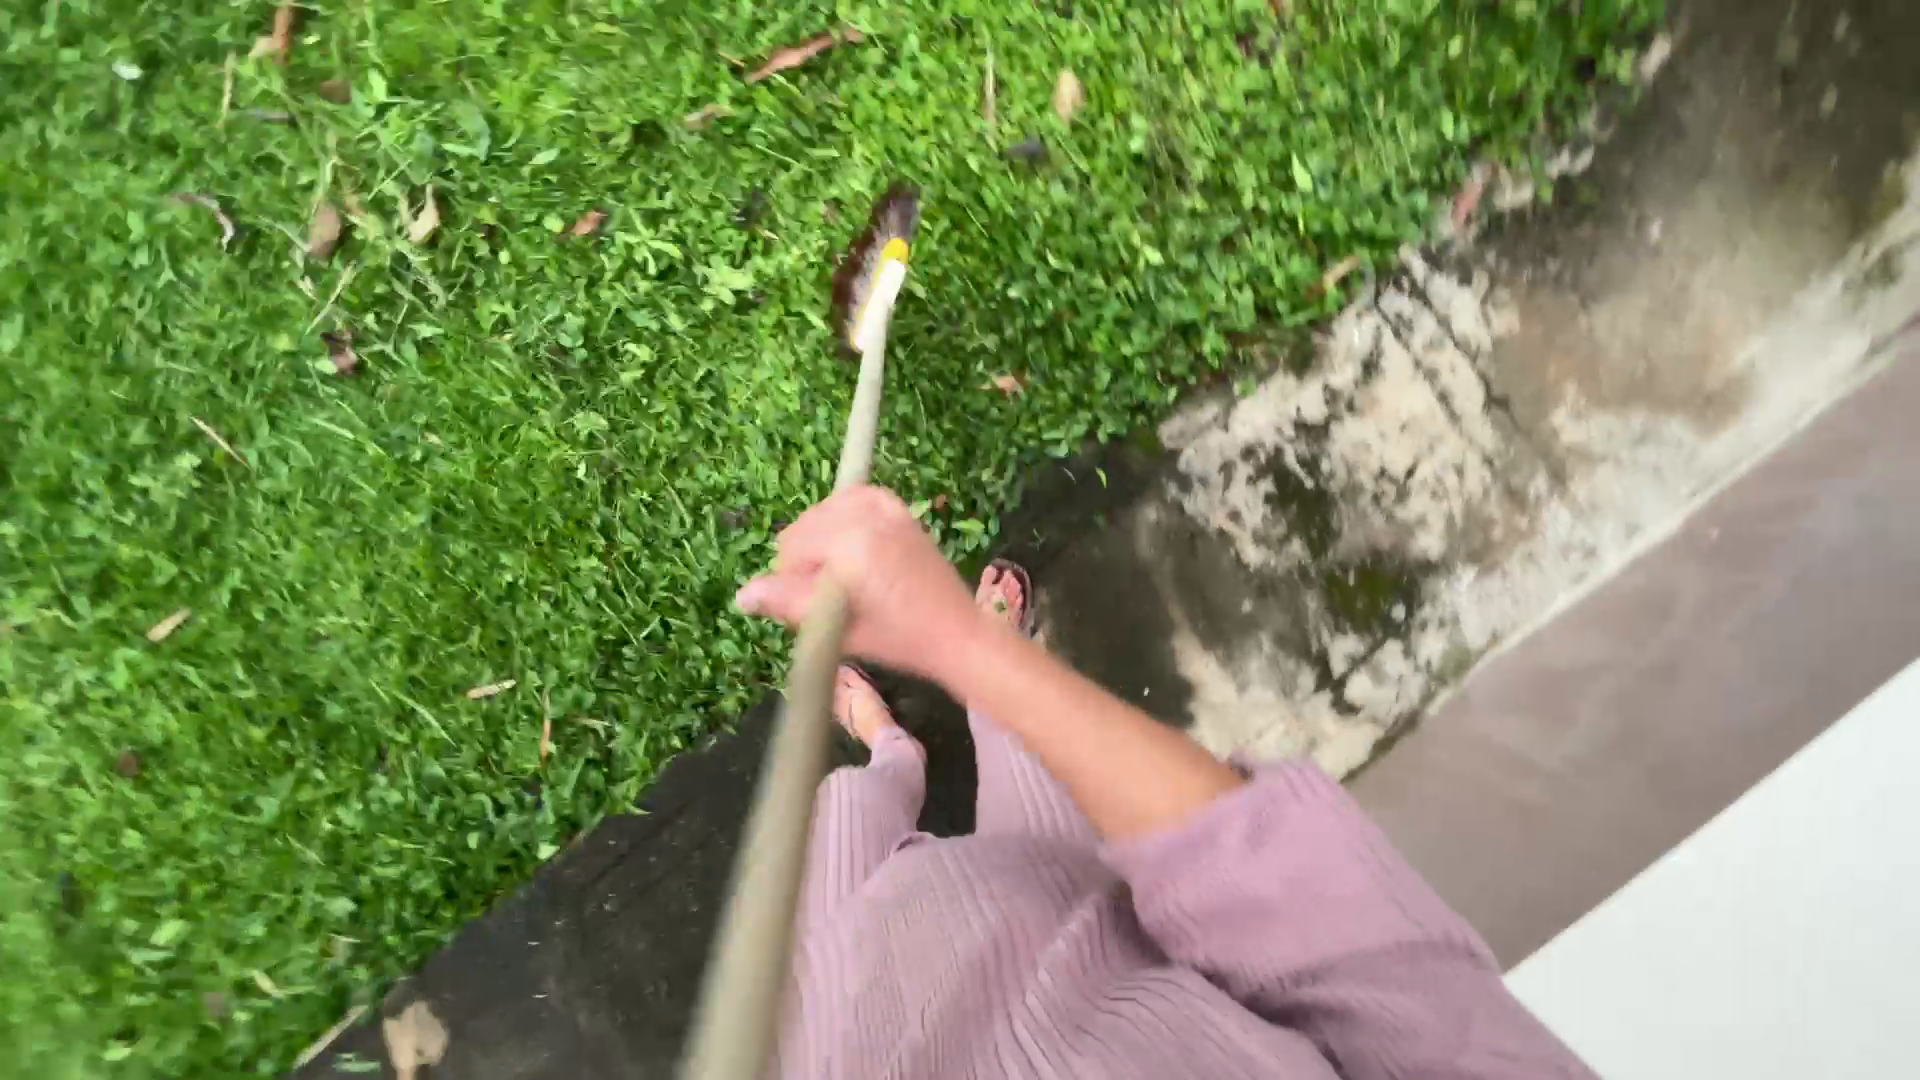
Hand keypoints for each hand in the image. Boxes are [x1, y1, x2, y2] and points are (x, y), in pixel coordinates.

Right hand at [735, 486, 988, 682]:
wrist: (955, 630)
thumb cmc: (899, 639)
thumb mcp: (837, 628)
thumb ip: (789, 604)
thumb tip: (741, 595)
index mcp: (852, 544)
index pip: (790, 550)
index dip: (792, 584)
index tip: (818, 609)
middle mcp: (867, 515)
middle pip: (800, 529)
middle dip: (805, 562)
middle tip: (835, 597)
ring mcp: (884, 506)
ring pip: (820, 514)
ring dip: (821, 542)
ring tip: (847, 577)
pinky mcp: (895, 506)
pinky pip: (848, 500)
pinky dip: (841, 520)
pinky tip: (852, 548)